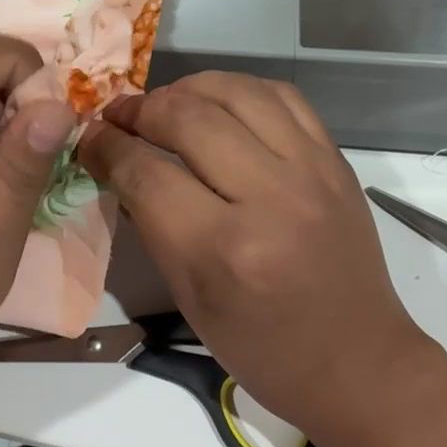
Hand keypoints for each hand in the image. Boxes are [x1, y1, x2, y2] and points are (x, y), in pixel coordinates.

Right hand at [76, 73, 438, 446]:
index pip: (148, 173)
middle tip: (121, 115)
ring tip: (166, 100)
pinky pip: (284, 96)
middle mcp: (272, 198)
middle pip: (190, 119)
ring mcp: (311, 171)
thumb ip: (155, 223)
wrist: (357, 359)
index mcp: (227, 250)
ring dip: (189, 87)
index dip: (107, 147)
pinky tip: (220, 100)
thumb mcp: (192, 299)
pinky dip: (242, 89)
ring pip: (238, 92)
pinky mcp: (335, 159)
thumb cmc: (263, 347)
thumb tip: (119, 160)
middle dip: (142, 109)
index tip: (89, 137)